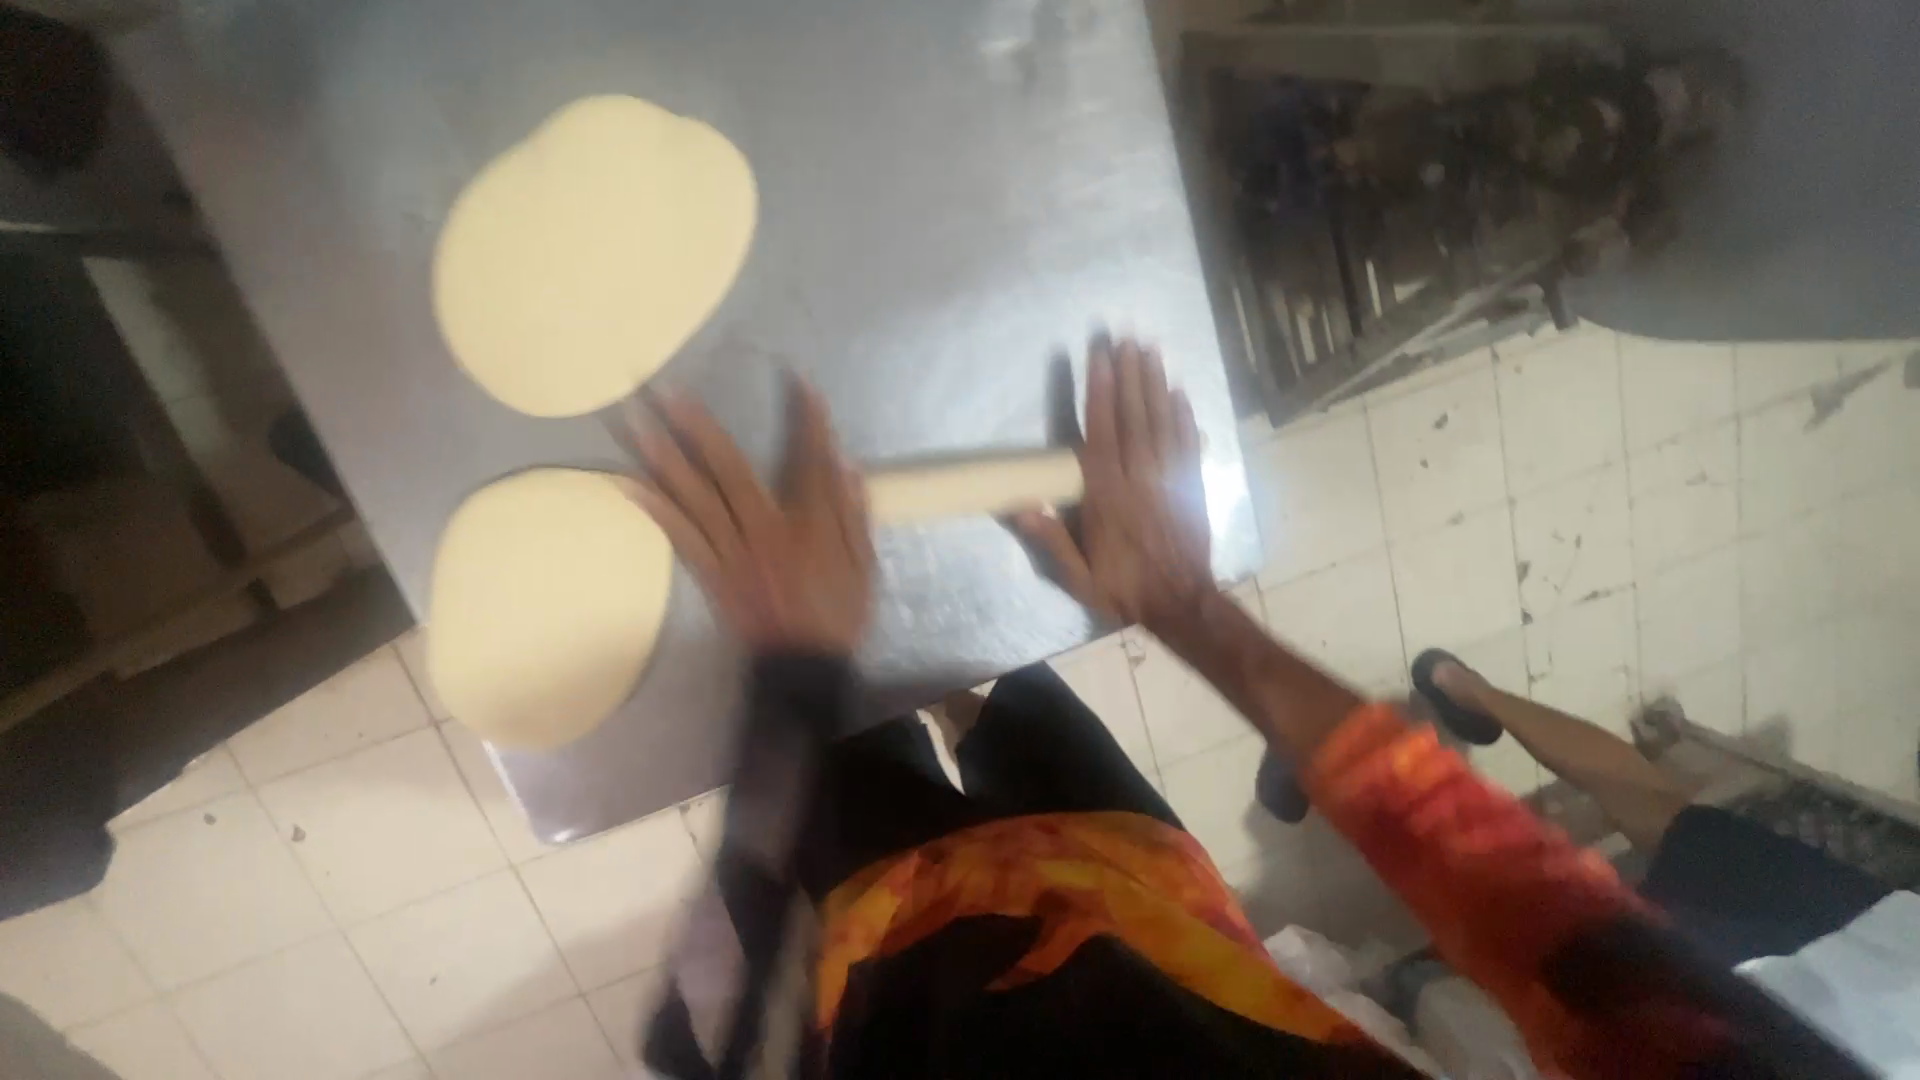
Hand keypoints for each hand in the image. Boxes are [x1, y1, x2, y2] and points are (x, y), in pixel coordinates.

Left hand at [621, 378, 874, 654]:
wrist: (802, 666)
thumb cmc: (837, 613)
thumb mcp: (864, 566)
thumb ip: (854, 514)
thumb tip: (845, 463)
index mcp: (808, 525)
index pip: (809, 461)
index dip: (807, 420)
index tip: (799, 381)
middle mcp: (764, 529)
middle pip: (729, 469)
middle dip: (697, 427)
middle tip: (666, 389)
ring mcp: (732, 550)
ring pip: (695, 496)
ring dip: (662, 457)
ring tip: (633, 421)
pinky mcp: (711, 571)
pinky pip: (681, 536)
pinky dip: (655, 509)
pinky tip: (626, 482)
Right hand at [1014, 335, 1213, 630]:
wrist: (1182, 603)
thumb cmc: (1124, 588)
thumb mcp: (1077, 576)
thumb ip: (1050, 540)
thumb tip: (1018, 505)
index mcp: (1106, 496)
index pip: (1100, 433)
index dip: (1099, 392)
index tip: (1098, 358)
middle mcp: (1138, 478)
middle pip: (1133, 417)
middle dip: (1129, 375)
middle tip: (1125, 337)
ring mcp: (1169, 479)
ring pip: (1161, 422)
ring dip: (1155, 384)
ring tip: (1149, 350)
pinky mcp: (1192, 485)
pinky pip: (1188, 443)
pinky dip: (1185, 415)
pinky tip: (1179, 392)